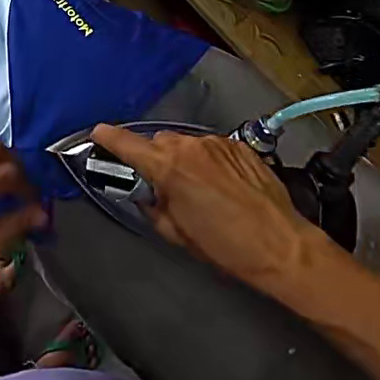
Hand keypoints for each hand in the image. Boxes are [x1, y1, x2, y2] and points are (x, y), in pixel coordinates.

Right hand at [90, 124, 334, 298]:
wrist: (280, 243)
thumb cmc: (227, 246)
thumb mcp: (178, 233)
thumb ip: (154, 208)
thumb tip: (147, 196)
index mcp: (172, 168)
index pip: (131, 146)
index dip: (111, 139)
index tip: (99, 133)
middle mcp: (194, 147)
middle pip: (159, 142)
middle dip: (152, 158)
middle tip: (157, 184)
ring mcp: (219, 144)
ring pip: (186, 143)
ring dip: (181, 159)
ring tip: (192, 188)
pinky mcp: (239, 147)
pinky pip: (211, 147)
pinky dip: (205, 160)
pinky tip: (216, 184)